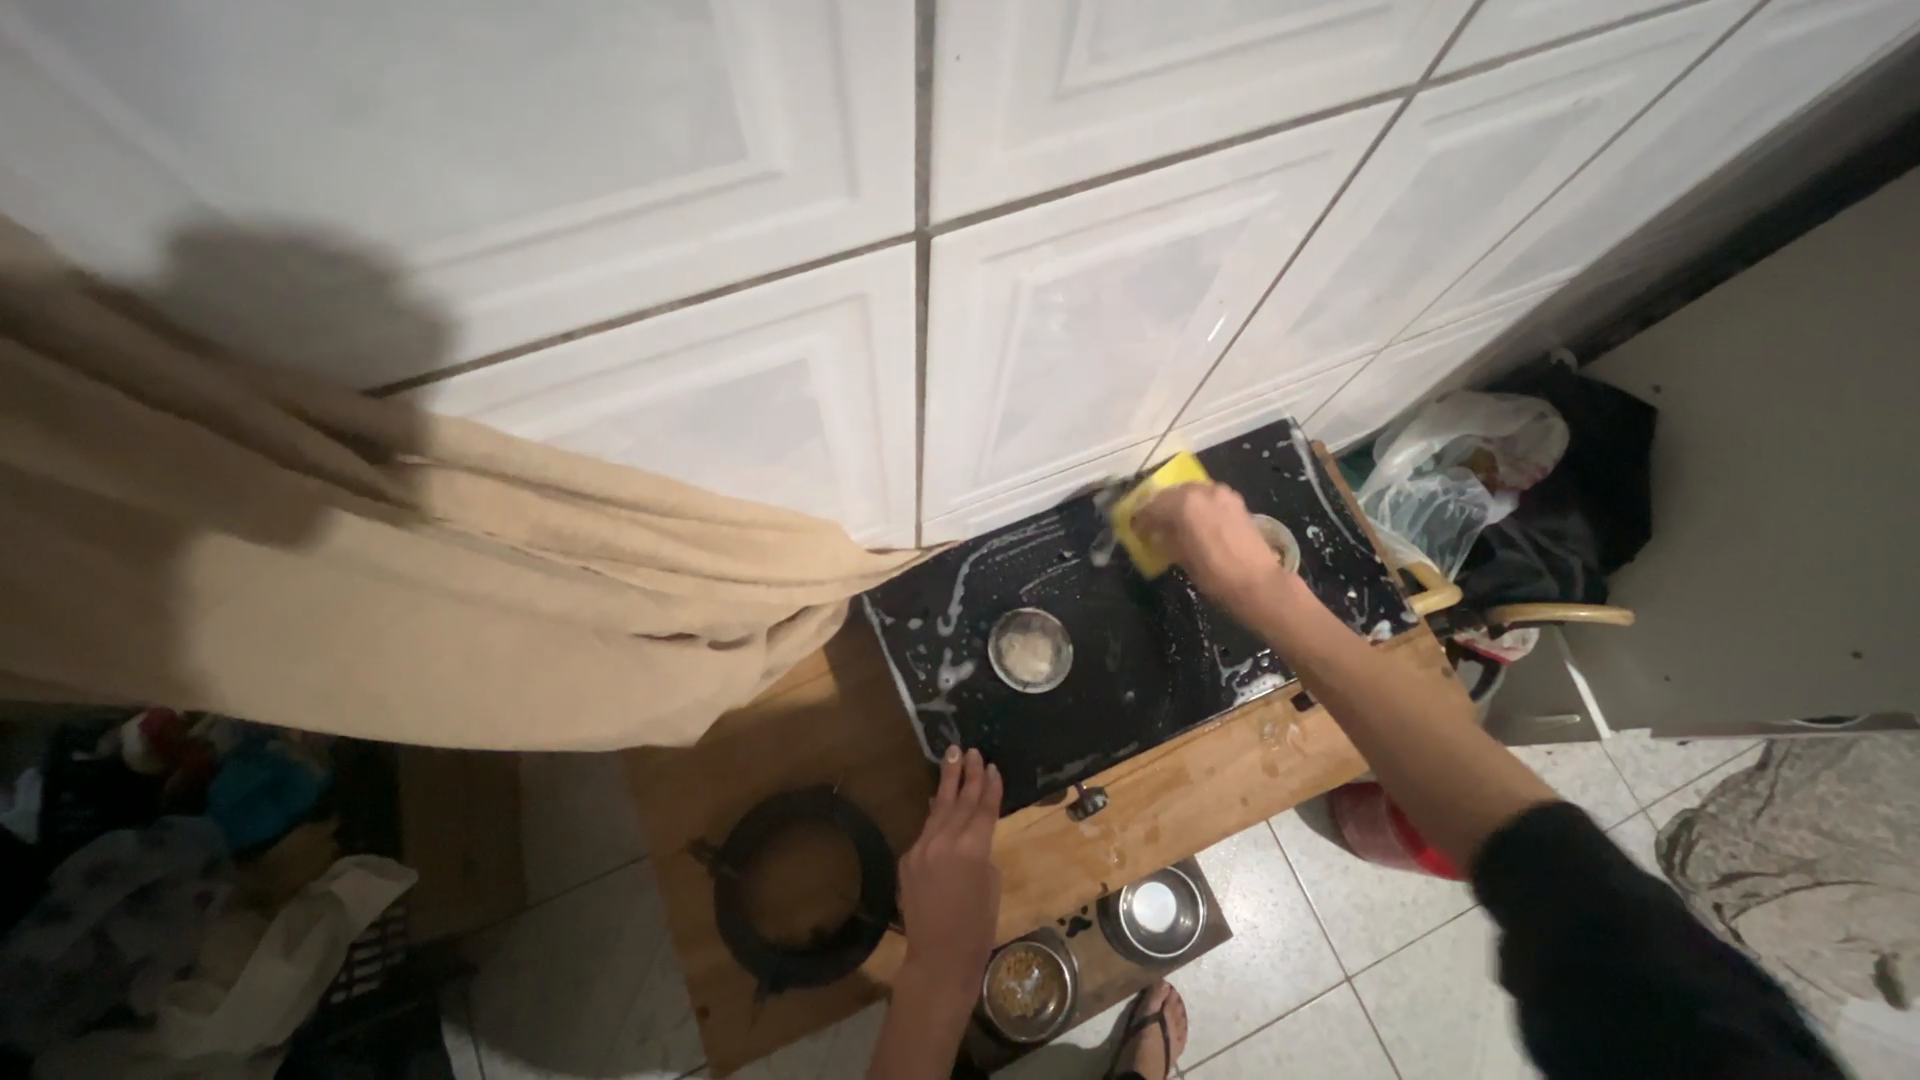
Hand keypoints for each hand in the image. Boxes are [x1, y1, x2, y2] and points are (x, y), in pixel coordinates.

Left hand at [898, 746, 1002, 999]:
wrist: (938, 958)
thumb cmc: (977, 928)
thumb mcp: (991, 885)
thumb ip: (982, 853)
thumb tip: (972, 839)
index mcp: (972, 849)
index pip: (983, 809)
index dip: (990, 787)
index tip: (992, 766)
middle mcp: (943, 842)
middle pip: (959, 801)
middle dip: (967, 775)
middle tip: (971, 750)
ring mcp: (921, 849)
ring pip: (939, 810)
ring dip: (946, 784)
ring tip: (952, 759)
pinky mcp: (908, 859)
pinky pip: (925, 830)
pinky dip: (934, 814)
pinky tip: (937, 800)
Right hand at [1134, 483, 1288, 612]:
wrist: (1257, 582)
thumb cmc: (1214, 574)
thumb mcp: (1181, 557)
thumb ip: (1166, 539)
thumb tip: (1157, 534)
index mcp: (1183, 504)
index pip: (1152, 506)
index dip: (1141, 519)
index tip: (1136, 530)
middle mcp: (1201, 491)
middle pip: (1170, 494)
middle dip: (1159, 508)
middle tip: (1152, 525)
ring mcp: (1221, 493)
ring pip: (1190, 492)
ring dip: (1178, 504)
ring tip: (1173, 522)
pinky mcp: (1235, 501)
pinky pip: (1207, 496)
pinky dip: (1197, 505)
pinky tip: (1196, 521)